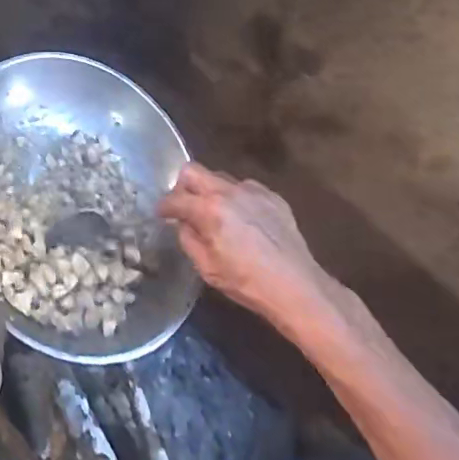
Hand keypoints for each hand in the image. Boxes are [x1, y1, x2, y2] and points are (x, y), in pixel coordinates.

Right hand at [158, 163, 332, 326]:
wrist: (297, 288)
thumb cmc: (247, 283)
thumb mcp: (207, 268)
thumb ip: (188, 239)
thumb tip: (183, 223)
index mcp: (209, 209)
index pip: (175, 198)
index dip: (164, 206)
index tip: (161, 214)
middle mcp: (228, 191)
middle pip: (193, 171)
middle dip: (182, 186)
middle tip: (184, 206)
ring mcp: (252, 190)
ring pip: (219, 178)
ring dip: (210, 191)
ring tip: (216, 214)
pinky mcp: (272, 196)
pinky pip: (244, 188)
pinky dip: (236, 199)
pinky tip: (244, 220)